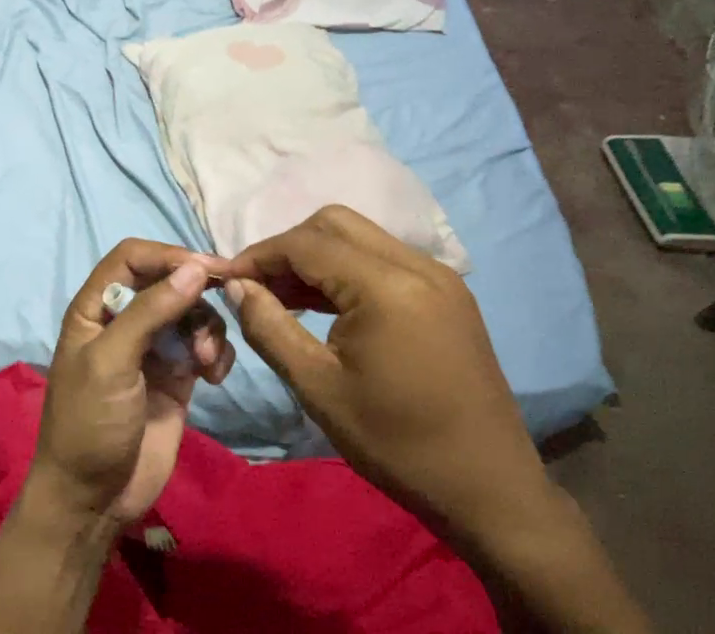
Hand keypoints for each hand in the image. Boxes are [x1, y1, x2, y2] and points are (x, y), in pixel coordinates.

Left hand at [31, 240, 235, 525]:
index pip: (132, 258)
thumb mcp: (111, 361)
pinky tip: (215, 377)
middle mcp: (124, 321)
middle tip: (228, 304)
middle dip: (197, 292)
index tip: (209, 268)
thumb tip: (195, 268)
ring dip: (209, 328)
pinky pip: (205, 348)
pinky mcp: (177, 378)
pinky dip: (218, 354)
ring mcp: (152, 350)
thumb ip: (150, 312)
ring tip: (209, 362)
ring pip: (192, 314)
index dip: (168, 255)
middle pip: (168, 282)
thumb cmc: (89, 422)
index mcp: (95, 308)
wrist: (94, 497)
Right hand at [221, 205, 551, 546]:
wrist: (488, 489)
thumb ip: (269, 327)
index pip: (306, 244)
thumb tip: (236, 285)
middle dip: (288, 247)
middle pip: (335, 224)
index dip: (259, 255)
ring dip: (317, 256)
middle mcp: (419, 266)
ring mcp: (441, 278)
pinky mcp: (449, 295)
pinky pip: (385, 259)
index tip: (226, 279)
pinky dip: (348, 270)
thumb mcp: (318, 387)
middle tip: (258, 286)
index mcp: (388, 287)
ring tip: (283, 297)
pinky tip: (326, 305)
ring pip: (361, 237)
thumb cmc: (396, 443)